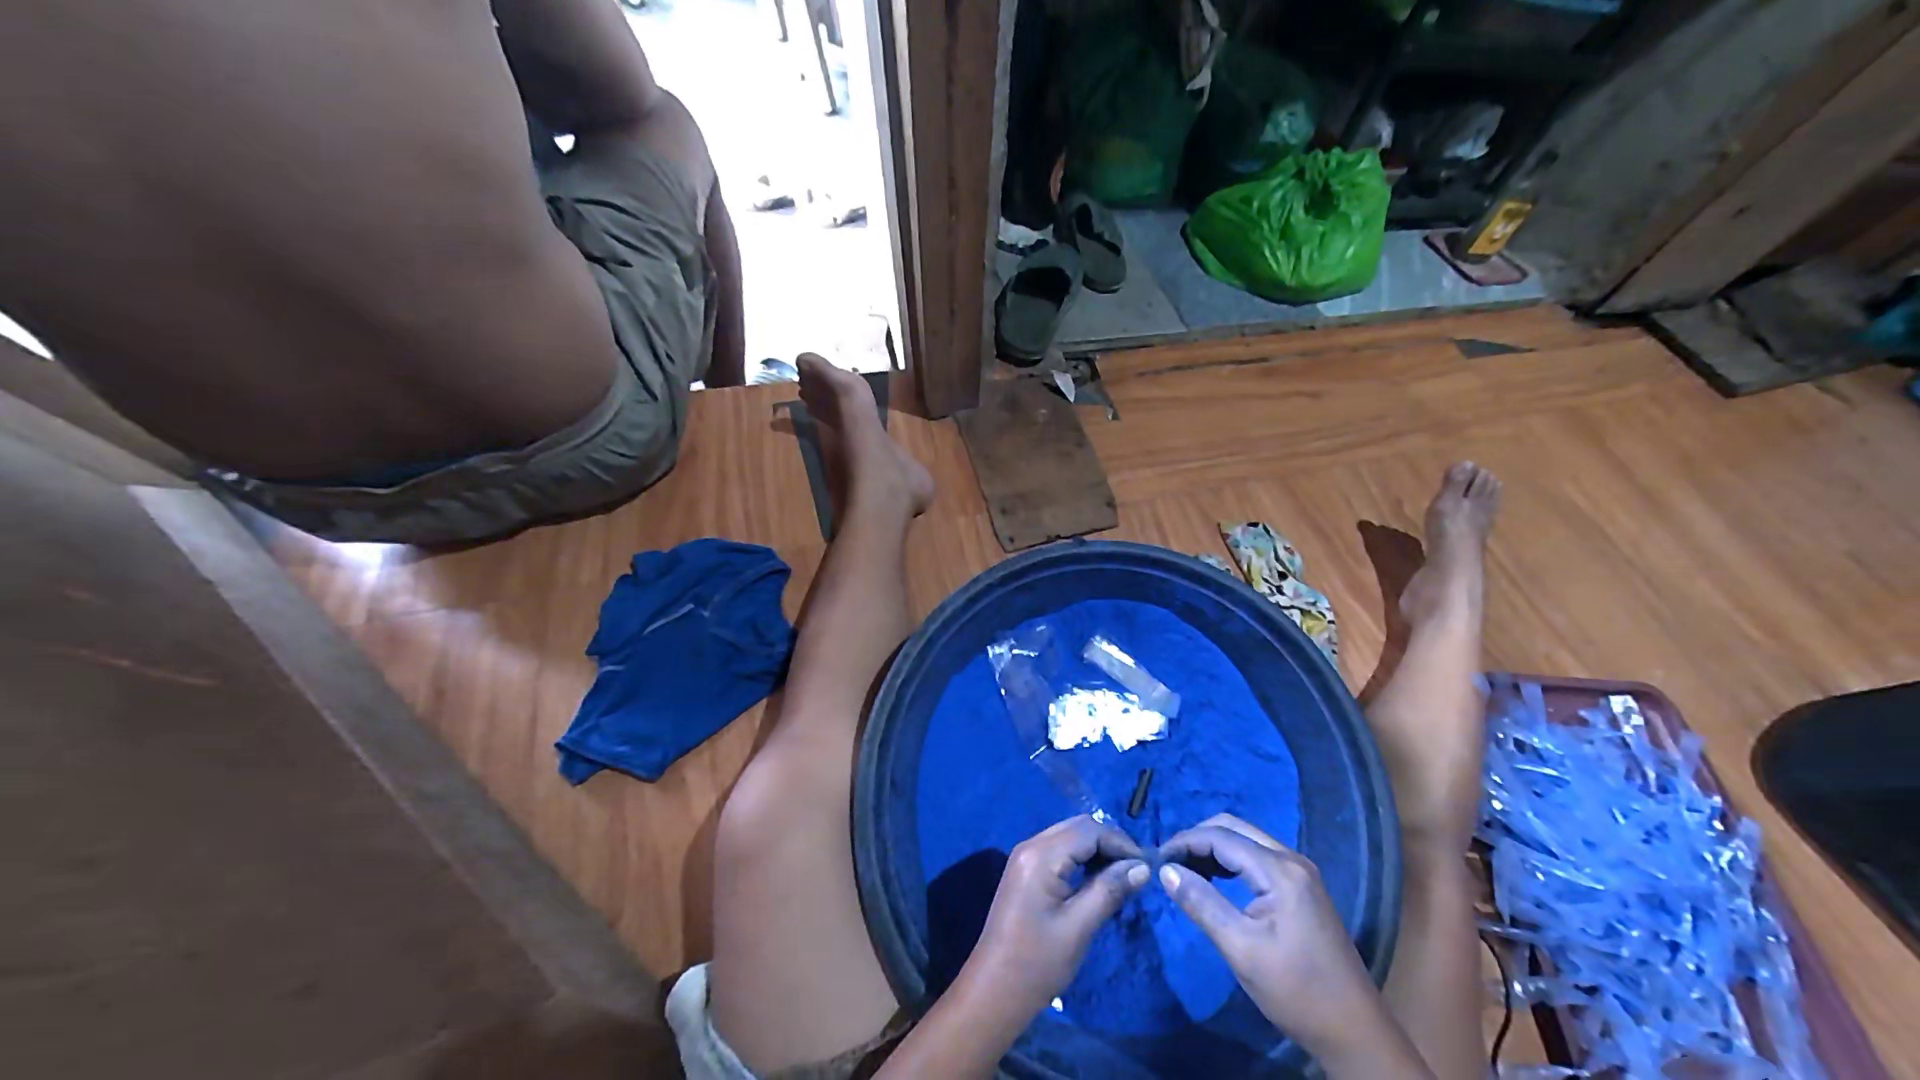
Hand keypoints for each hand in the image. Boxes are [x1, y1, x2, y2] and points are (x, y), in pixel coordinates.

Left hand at [963, 815, 1149, 1016]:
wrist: (995, 987)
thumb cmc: (1038, 961)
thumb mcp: (1079, 927)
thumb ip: (1110, 890)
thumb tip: (1143, 867)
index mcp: (1041, 855)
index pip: (1090, 831)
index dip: (1121, 844)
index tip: (1147, 868)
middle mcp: (1031, 846)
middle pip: (1079, 827)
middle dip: (1111, 843)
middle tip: (1137, 872)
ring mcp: (1025, 856)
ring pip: (1070, 836)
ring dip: (1097, 850)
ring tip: (1123, 877)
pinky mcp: (1026, 870)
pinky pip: (1060, 850)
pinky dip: (1082, 858)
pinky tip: (1098, 881)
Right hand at [1156, 814, 1381, 1056]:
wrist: (1354, 1032)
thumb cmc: (1296, 992)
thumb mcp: (1241, 949)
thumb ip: (1202, 903)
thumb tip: (1165, 870)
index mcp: (1280, 871)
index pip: (1221, 836)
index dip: (1184, 842)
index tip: (1156, 860)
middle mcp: (1292, 860)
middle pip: (1234, 828)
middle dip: (1197, 839)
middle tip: (1169, 864)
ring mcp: (1300, 873)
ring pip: (1245, 841)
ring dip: (1212, 849)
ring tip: (1184, 872)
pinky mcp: (1301, 888)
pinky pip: (1257, 858)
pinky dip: (1230, 862)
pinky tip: (1213, 881)